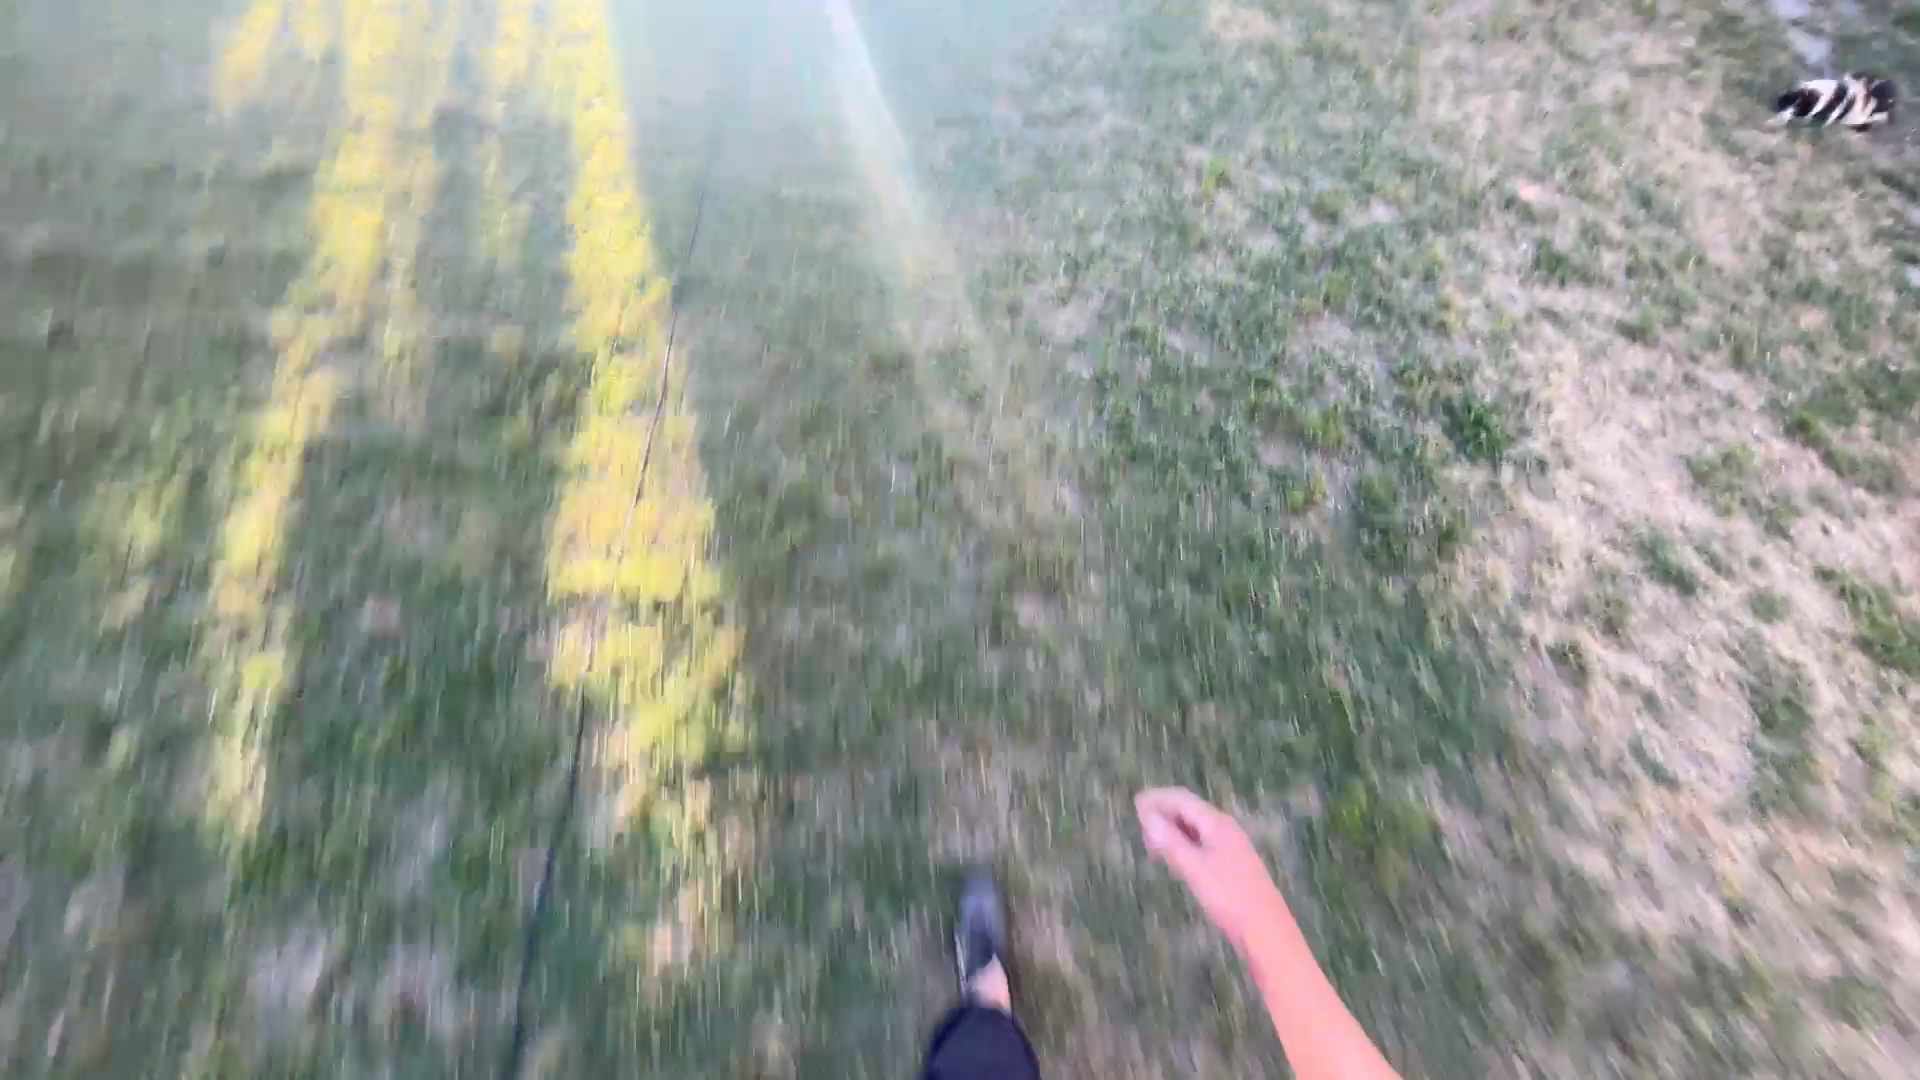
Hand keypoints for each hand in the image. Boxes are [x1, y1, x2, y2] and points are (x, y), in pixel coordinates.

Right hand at [1136, 787, 1288, 950]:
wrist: (1266, 931)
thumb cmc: (1228, 896)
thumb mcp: (1194, 867)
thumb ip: (1170, 841)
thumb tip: (1148, 817)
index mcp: (1217, 823)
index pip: (1182, 799)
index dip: (1157, 799)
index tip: (1135, 804)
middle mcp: (1225, 829)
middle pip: (1190, 811)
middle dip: (1164, 813)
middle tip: (1141, 825)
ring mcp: (1231, 846)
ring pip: (1195, 828)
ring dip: (1173, 830)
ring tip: (1152, 843)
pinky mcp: (1232, 864)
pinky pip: (1202, 843)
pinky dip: (1184, 844)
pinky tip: (1175, 858)